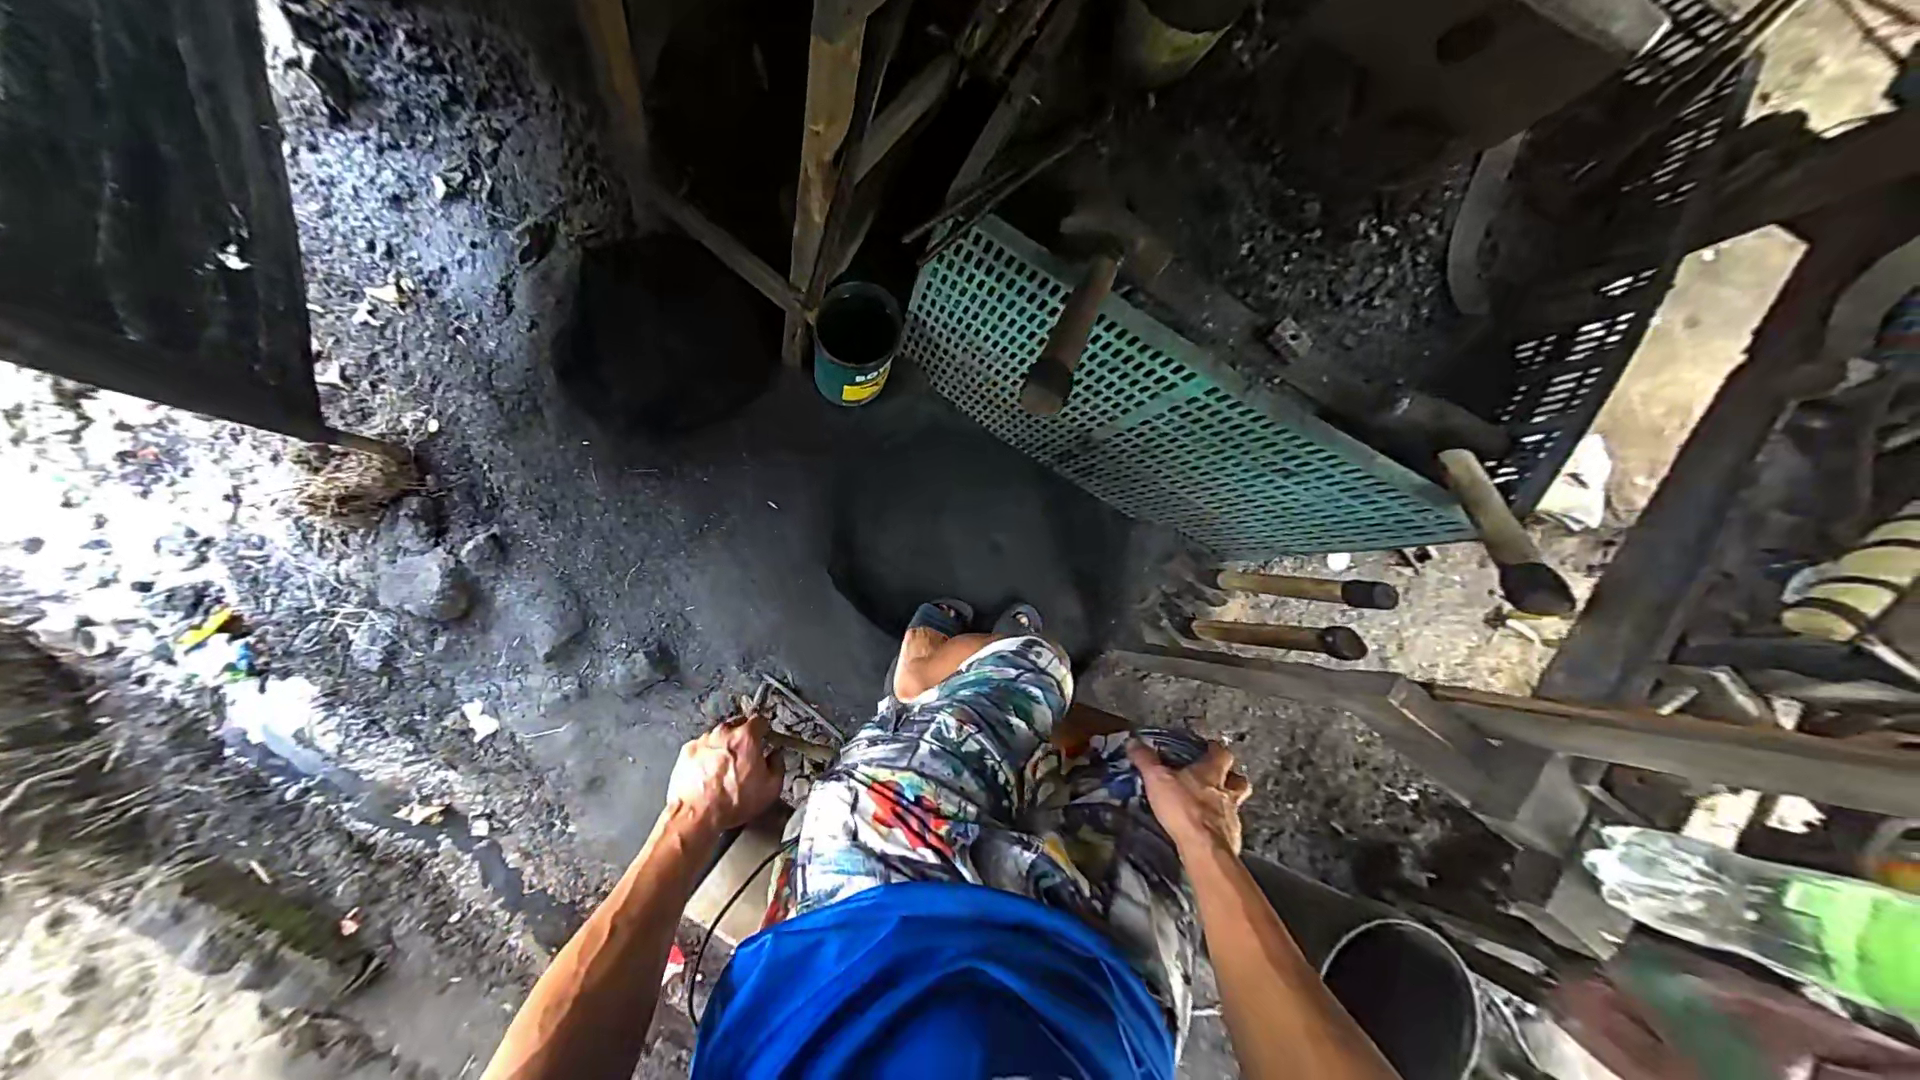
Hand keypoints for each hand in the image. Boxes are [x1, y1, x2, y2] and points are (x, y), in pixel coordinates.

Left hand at [663, 711, 783, 835]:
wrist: (696, 816)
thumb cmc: (732, 802)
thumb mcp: (770, 788)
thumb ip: (778, 765)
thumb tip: (775, 756)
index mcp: (746, 737)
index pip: (760, 721)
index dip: (764, 730)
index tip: (764, 738)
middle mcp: (724, 733)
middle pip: (737, 725)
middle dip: (743, 737)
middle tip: (745, 756)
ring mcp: (703, 741)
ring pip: (718, 736)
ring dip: (724, 747)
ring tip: (724, 768)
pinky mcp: (687, 751)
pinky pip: (702, 748)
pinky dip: (706, 756)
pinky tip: (709, 773)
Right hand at [1128, 738, 1251, 855]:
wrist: (1204, 849)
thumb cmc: (1182, 808)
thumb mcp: (1157, 779)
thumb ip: (1146, 760)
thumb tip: (1133, 741)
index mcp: (1211, 773)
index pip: (1221, 754)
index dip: (1216, 749)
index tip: (1210, 747)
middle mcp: (1226, 793)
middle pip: (1239, 780)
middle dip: (1232, 777)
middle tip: (1221, 777)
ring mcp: (1232, 817)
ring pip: (1236, 804)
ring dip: (1228, 803)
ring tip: (1214, 805)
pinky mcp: (1232, 840)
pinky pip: (1229, 828)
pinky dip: (1221, 827)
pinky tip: (1209, 831)